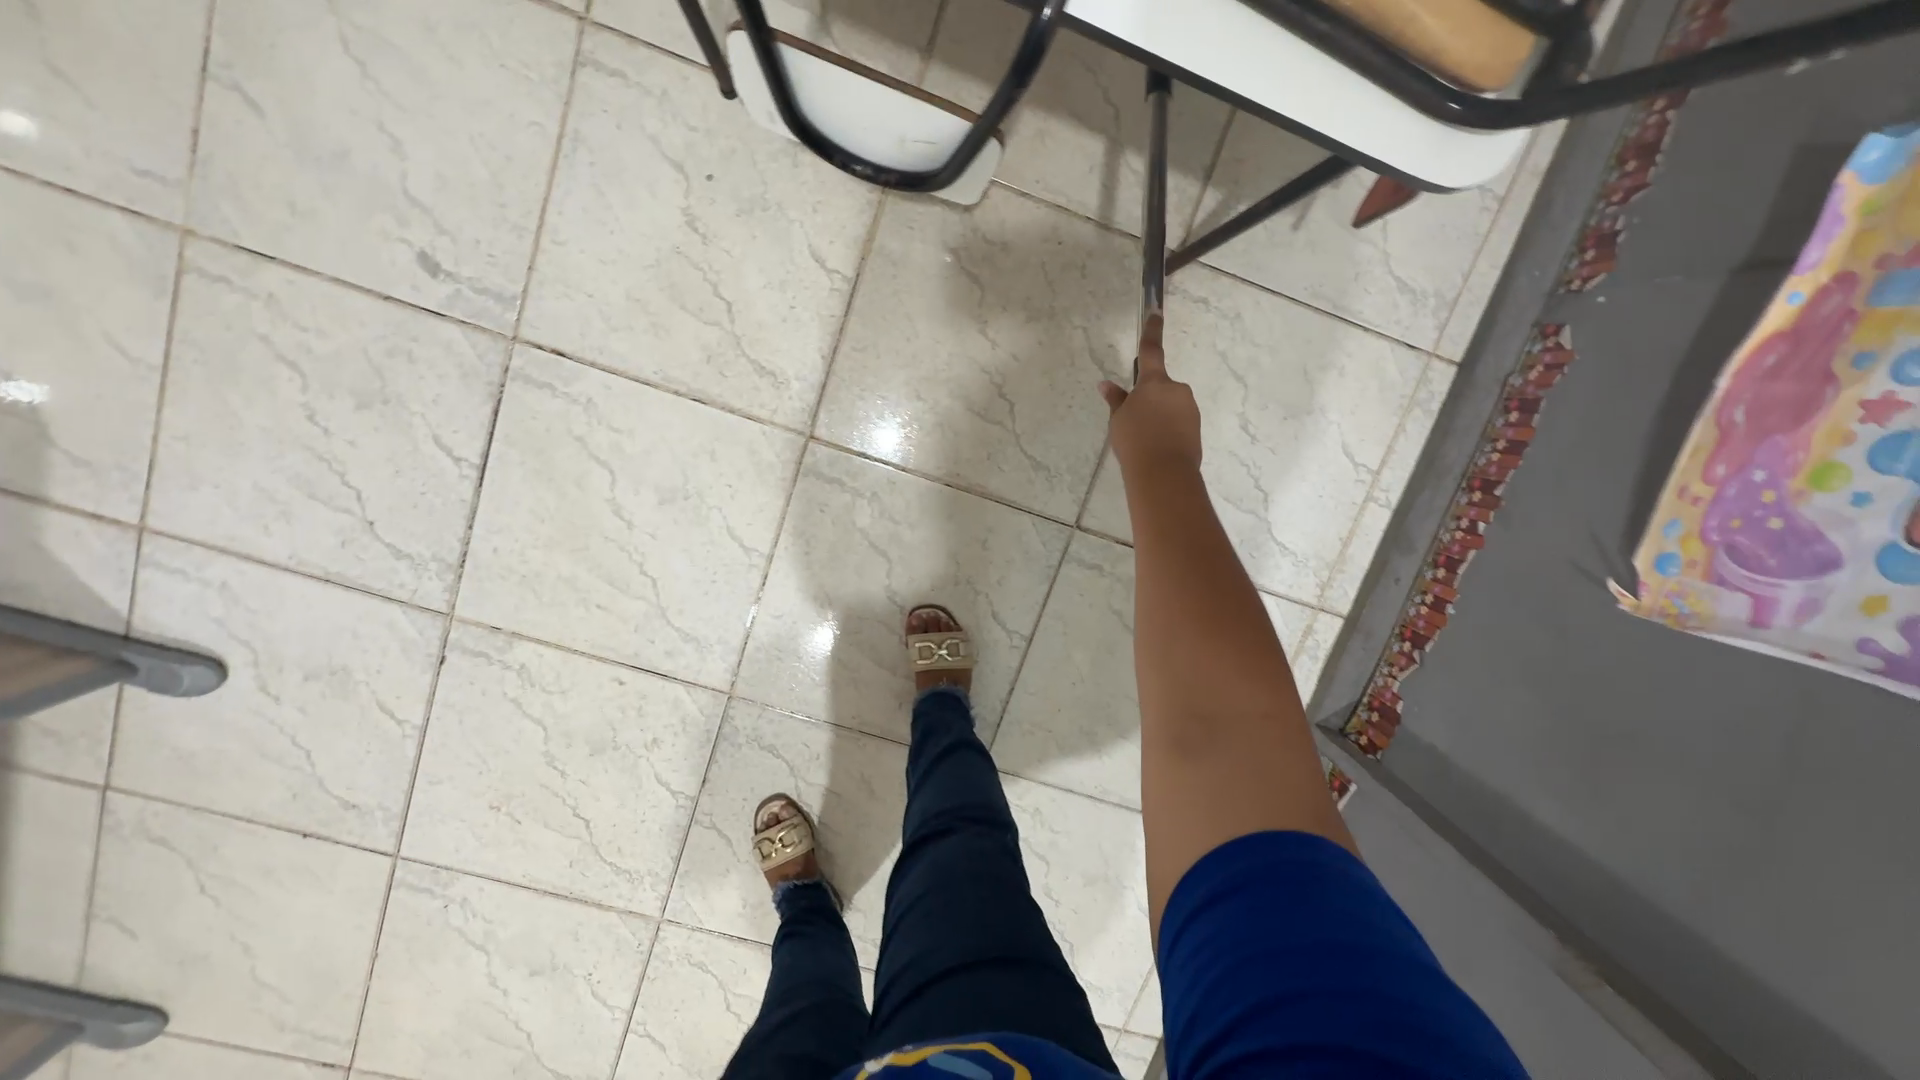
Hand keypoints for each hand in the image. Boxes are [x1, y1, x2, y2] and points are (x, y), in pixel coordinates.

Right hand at [1099, 314, 1201, 471]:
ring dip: (1158, 418)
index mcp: (1154, 382)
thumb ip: (1116, 400)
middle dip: (1149, 400)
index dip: (1152, 329)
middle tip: (1134, 424)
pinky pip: (1178, 422)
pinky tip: (1157, 448)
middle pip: (1159, 388)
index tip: (1157, 310)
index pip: (1151, 350)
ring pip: (1169, 407)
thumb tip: (1106, 385)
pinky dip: (1167, 431)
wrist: (1165, 474)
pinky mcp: (1196, 426)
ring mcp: (1189, 408)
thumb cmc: (1135, 442)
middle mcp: (1176, 390)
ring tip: (1144, 441)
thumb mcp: (1118, 421)